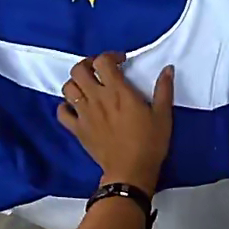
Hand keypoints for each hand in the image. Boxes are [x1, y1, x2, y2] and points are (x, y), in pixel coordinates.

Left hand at [57, 53, 173, 193]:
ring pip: (68, 88)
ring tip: (88, 87)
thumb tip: (167, 68)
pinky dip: (65, 106)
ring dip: (76, 83)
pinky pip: (61, 112)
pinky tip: (76, 107)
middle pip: (79, 70)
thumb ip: (164, 89)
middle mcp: (97, 98)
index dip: (110, 56)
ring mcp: (84, 114)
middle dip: (88, 64)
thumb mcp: (163, 115)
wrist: (131, 172)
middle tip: (99, 70)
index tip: (120, 61)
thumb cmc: (150, 143)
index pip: (103, 61)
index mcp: (118, 91)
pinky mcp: (77, 129)